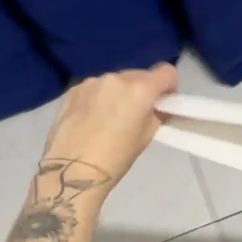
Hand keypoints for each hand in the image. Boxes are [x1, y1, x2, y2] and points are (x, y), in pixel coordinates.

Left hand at [40, 64, 179, 186]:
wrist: (70, 169)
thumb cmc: (115, 158)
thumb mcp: (146, 137)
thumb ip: (155, 115)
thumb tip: (156, 108)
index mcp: (139, 90)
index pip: (167, 72)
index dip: (170, 85)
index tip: (164, 101)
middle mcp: (116, 78)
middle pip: (140, 75)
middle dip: (144, 90)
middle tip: (137, 112)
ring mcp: (92, 82)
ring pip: (116, 81)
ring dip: (120, 93)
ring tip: (111, 117)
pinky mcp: (73, 90)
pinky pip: (95, 88)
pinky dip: (100, 98)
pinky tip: (92, 118)